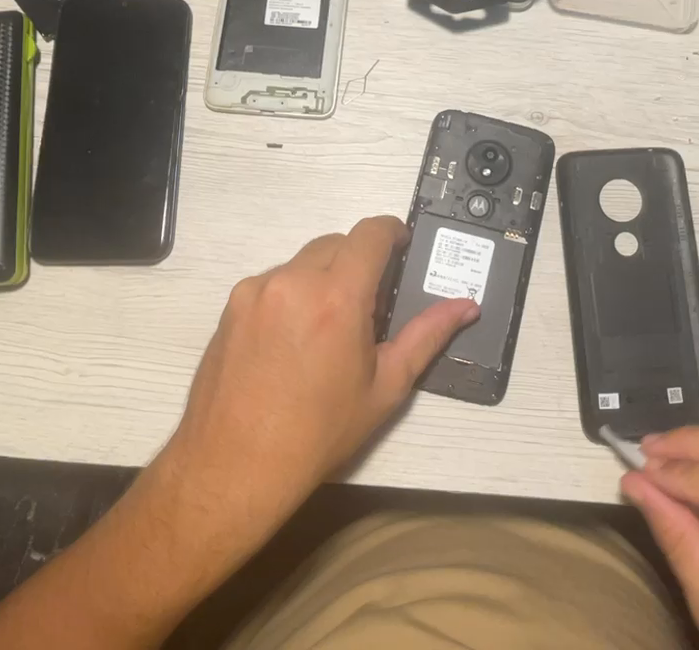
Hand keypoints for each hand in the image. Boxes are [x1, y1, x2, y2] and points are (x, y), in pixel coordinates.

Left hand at [162, 216, 477, 517]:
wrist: (234, 465)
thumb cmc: (319, 433)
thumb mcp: (385, 387)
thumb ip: (427, 336)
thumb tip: (466, 306)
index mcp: (337, 297)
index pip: (371, 233)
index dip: (393, 233)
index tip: (403, 249)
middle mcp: (293, 280)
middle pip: (337, 243)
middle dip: (360, 261)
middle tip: (370, 306)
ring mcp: (256, 290)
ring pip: (304, 261)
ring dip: (324, 277)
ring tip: (329, 328)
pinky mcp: (232, 304)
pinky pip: (274, 281)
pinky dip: (293, 294)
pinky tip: (294, 340)